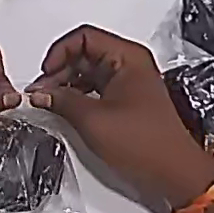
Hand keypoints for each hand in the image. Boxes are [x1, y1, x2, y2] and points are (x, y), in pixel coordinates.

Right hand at [26, 26, 213, 212]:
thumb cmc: (144, 144)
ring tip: (48, 102)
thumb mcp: (92, 119)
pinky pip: (93, 87)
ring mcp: (128, 81)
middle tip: (41, 92)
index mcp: (128, 58)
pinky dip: (75, 95)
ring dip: (64, 83)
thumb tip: (39, 93)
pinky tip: (63, 109)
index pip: (83, 37)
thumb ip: (60, 100)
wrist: (175, 174)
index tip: (46, 74)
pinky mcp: (125, 99)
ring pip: (86, 71)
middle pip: (83, 53)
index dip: (59, 53)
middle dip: (59, 70)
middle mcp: (129, 64)